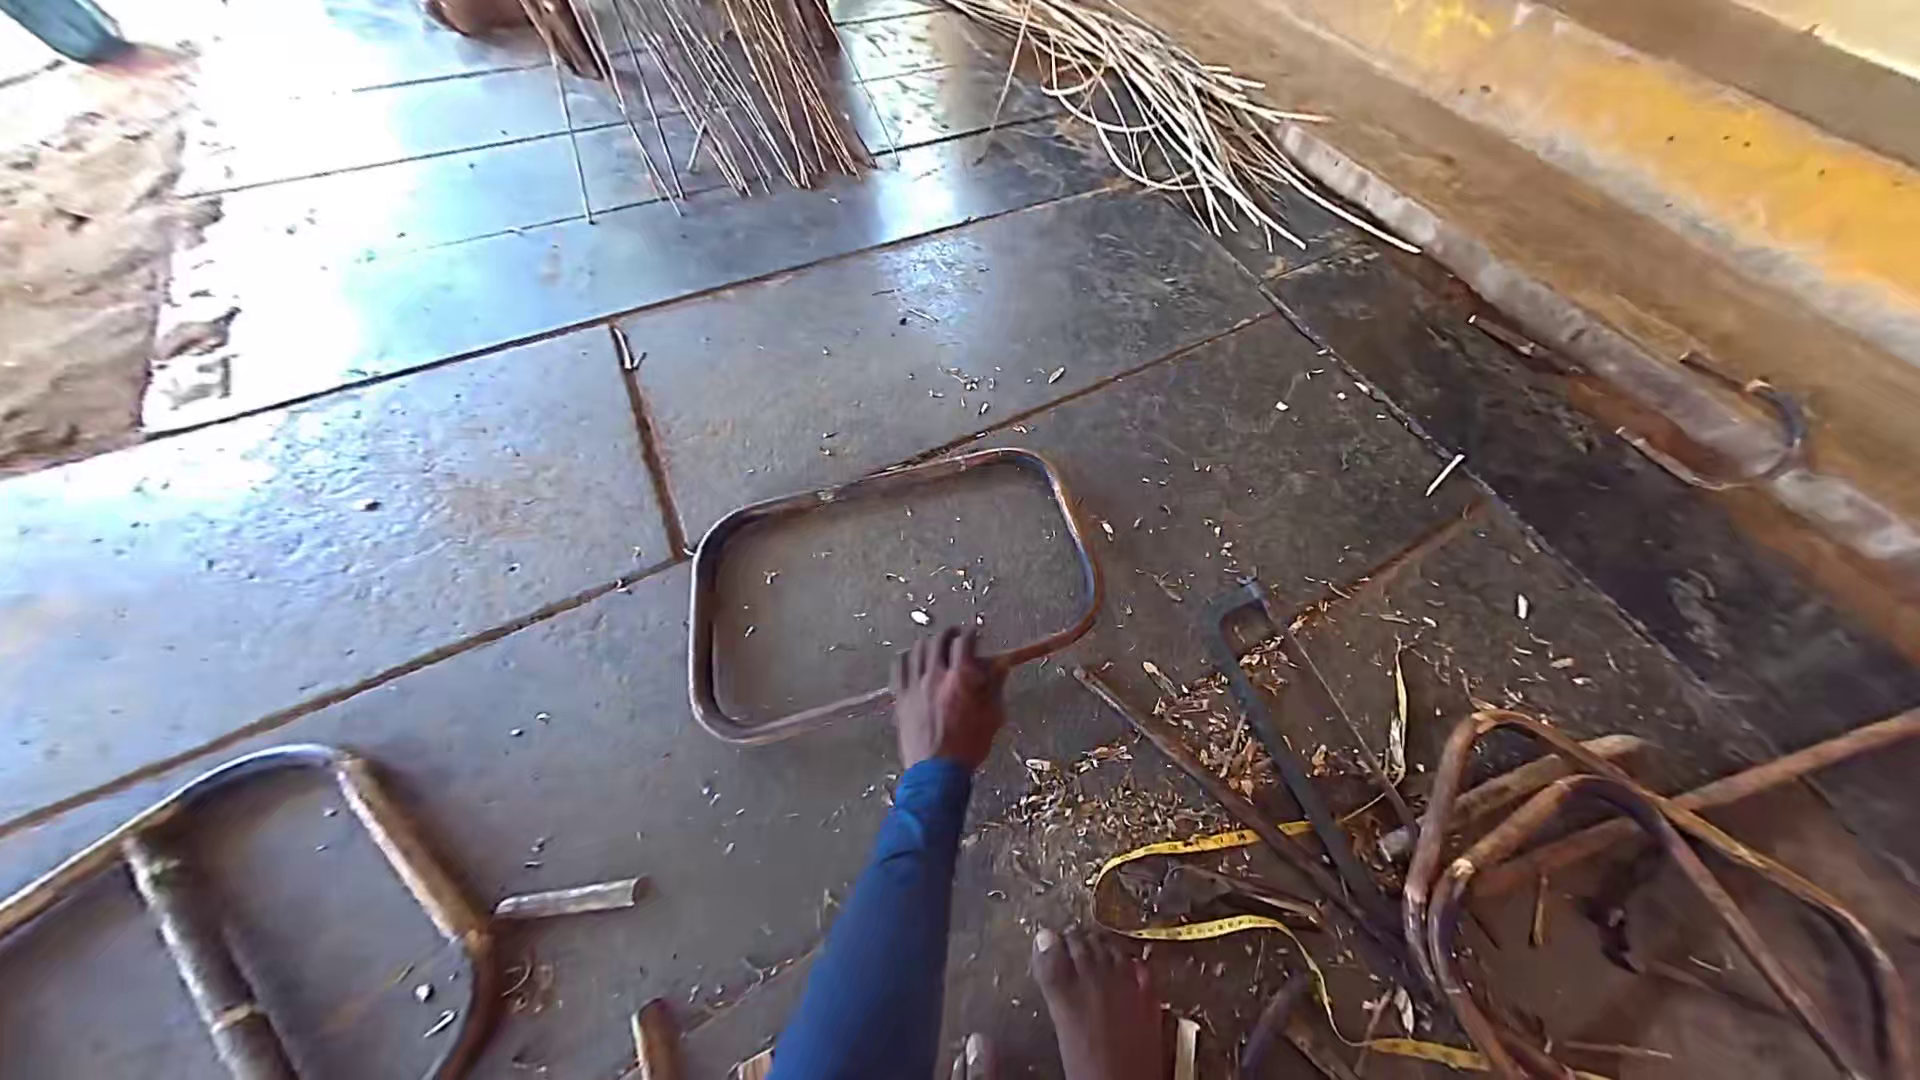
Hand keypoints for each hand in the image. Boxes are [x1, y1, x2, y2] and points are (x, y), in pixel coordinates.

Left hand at [891, 627, 1006, 770]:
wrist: (936, 772)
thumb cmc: (969, 746)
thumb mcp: (993, 716)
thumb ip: (996, 687)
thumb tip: (1001, 666)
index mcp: (961, 678)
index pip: (964, 642)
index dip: (971, 633)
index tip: (974, 634)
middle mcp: (936, 676)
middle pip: (939, 640)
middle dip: (950, 633)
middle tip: (956, 635)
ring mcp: (915, 685)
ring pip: (917, 650)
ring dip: (929, 643)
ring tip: (935, 646)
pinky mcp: (901, 697)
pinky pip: (899, 667)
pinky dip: (907, 658)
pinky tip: (912, 659)